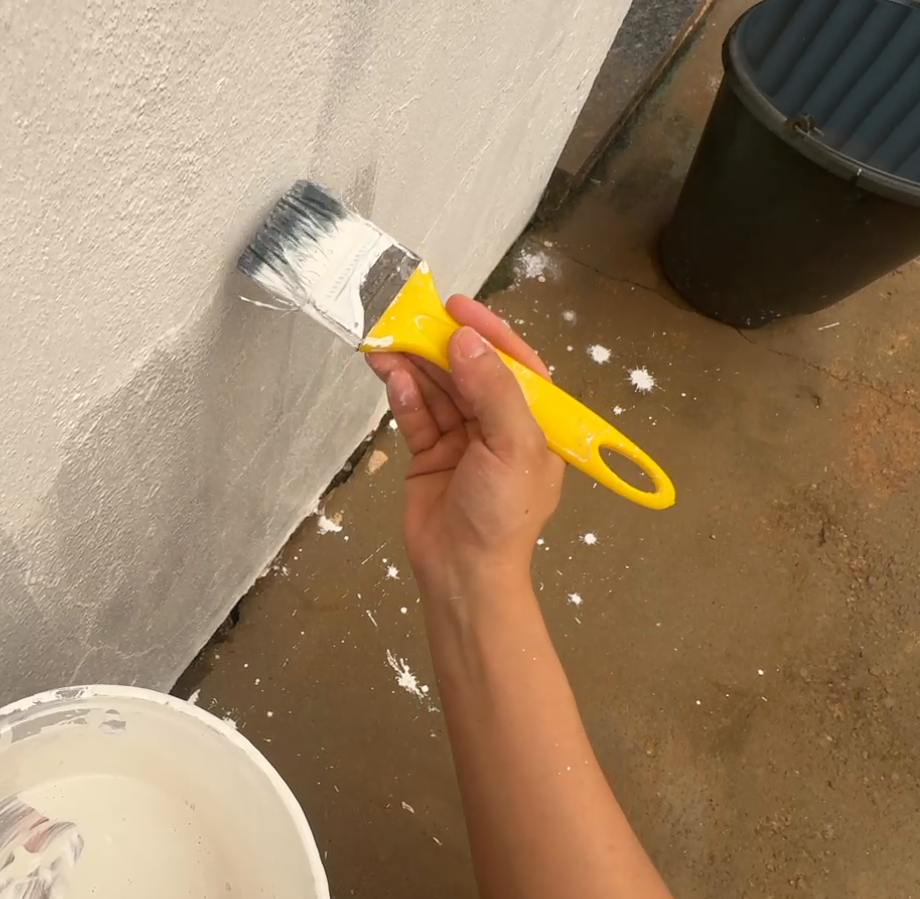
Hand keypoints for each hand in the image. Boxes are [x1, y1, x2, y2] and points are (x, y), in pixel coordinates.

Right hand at [363, 295, 562, 588]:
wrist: (463, 571)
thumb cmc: (501, 511)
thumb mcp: (512, 446)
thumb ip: (492, 389)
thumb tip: (464, 340)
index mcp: (534, 422)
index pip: (514, 364)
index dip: (487, 332)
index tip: (456, 306)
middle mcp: (498, 425)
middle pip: (468, 373)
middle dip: (439, 348)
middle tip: (406, 320)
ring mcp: (461, 441)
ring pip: (438, 392)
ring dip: (414, 368)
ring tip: (385, 344)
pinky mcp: (428, 456)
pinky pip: (417, 418)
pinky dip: (404, 399)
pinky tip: (391, 379)